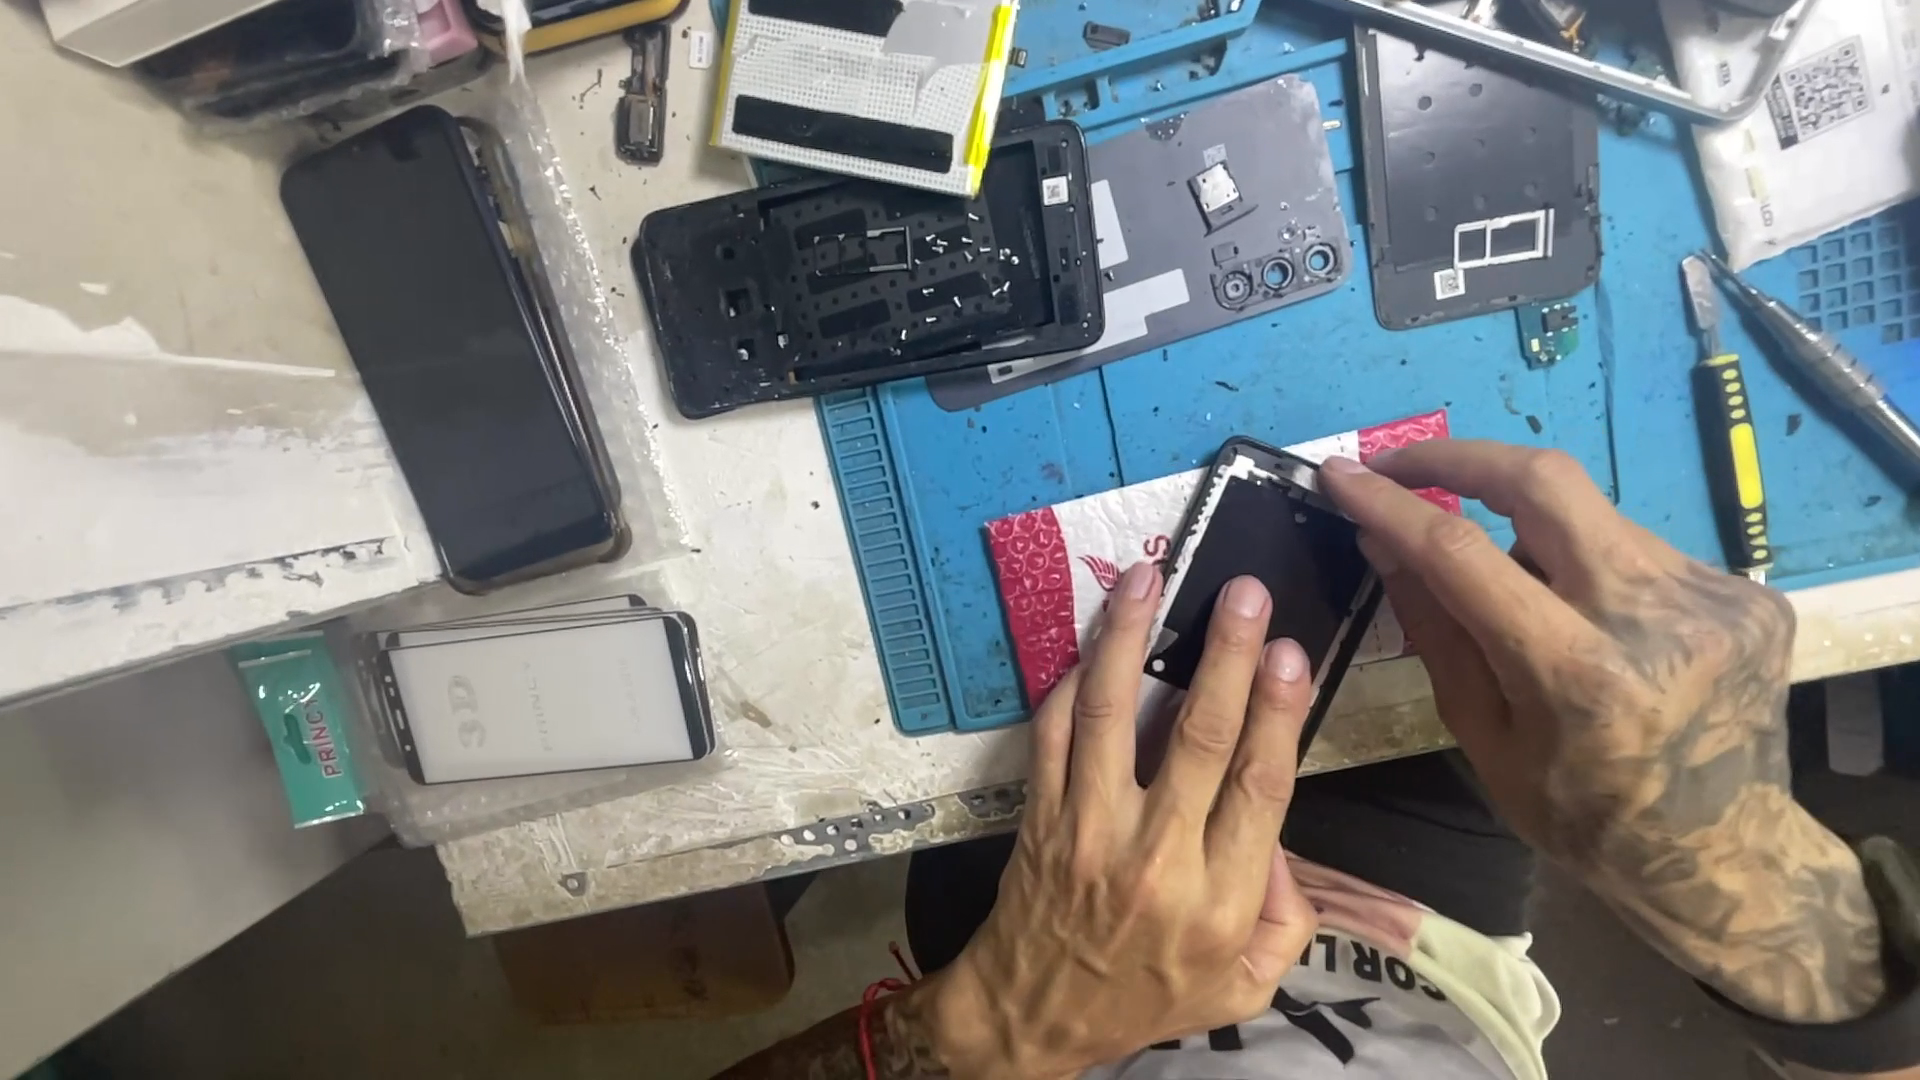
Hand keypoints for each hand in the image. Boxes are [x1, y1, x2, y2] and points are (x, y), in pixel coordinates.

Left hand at [918, 565, 1318, 1077]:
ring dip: (1128, 638)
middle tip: (1242, 593)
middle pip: (1197, 736)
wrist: (1038, 1009)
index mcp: (1218, 896)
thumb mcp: (1243, 985)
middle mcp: (1154, 851)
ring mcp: (1087, 824)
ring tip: (1146, 580)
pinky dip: (1071, 681)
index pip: (1259, 783)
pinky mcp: (1041, 809)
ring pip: (1110, 715)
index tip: (1291, 651)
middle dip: (1225, 656)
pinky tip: (1092, 640)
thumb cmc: (1147, 994)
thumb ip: (1285, 916)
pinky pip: (1053, 732)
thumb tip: (1283, 834)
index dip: (1279, 710)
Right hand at [1318, 442, 1885, 1024]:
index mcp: (1574, 671)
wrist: (1720, 854)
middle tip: (1397, 465)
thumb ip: (1430, 623)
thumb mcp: (1474, 726)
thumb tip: (1380, 539)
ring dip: (1510, 518)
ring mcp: (1712, 595)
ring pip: (1581, 507)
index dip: (1389, 502)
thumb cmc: (1570, 807)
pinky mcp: (1742, 589)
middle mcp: (1654, 616)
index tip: (1339, 474)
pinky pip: (1621, 541)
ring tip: (1491, 574)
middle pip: (1543, 481)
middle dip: (1455, 457)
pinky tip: (1564, 603)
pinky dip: (1566, 553)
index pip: (1460, 551)